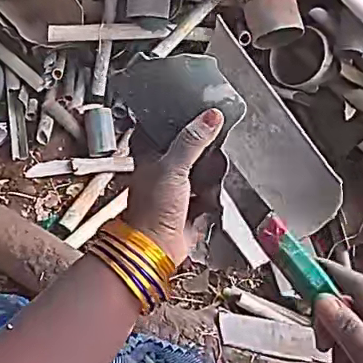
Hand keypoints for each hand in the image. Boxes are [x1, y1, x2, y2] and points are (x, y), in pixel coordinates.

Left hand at [121, 108, 224, 264]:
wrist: (157, 246)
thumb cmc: (151, 209)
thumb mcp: (173, 167)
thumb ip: (192, 141)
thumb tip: (211, 116)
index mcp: (149, 154)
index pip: (166, 127)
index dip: (183, 122)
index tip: (201, 116)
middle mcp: (163, 168)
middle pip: (192, 149)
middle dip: (205, 153)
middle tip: (208, 155)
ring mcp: (177, 187)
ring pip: (203, 170)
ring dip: (210, 176)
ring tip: (205, 184)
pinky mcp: (192, 205)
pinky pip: (210, 192)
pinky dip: (213, 194)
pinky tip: (209, 198)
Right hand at [312, 258, 362, 362]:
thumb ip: (347, 330)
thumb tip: (323, 300)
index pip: (358, 284)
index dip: (329, 274)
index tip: (304, 268)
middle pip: (347, 311)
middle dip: (332, 331)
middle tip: (326, 347)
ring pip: (345, 335)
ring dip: (340, 358)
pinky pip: (351, 355)